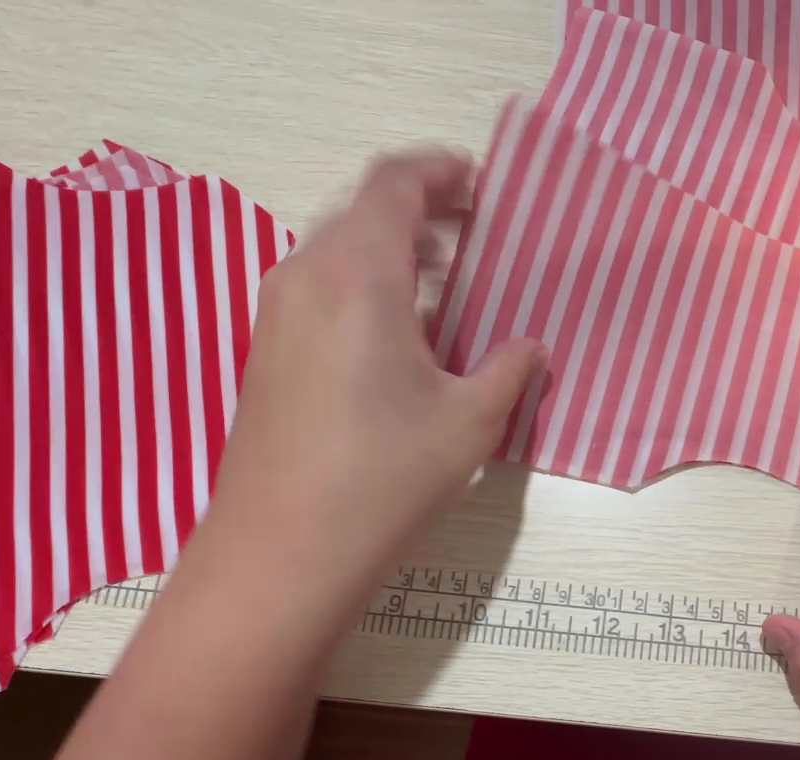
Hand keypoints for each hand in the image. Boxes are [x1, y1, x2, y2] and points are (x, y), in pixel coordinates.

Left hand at [200, 150, 544, 602]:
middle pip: (363, 210)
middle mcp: (307, 276)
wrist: (285, 549)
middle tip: (474, 233)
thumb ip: (508, 369)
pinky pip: (321, 289)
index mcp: (359, 273)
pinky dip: (366, 286)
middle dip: (421, 209)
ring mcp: (278, 315)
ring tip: (445, 282)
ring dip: (393, 251)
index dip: (440, 170)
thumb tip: (530, 345)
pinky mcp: (269, 352)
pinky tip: (401, 335)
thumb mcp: (470, 421)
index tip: (481, 183)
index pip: (395, 183)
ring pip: (338, 250)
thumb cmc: (387, 475)